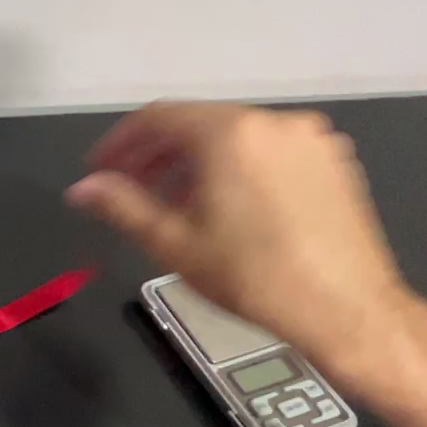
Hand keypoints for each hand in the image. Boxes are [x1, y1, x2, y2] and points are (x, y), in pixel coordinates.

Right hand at [65, 102, 419, 381]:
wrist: (345, 308)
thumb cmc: (248, 274)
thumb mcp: (170, 242)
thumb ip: (120, 205)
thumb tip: (80, 188)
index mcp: (229, 135)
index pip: (158, 117)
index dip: (120, 141)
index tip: (98, 170)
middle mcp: (274, 123)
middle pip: (196, 123)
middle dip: (154, 154)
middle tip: (126, 189)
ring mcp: (311, 140)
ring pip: (232, 138)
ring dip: (191, 163)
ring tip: (170, 204)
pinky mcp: (332, 163)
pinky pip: (266, 151)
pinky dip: (232, 168)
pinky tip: (220, 208)